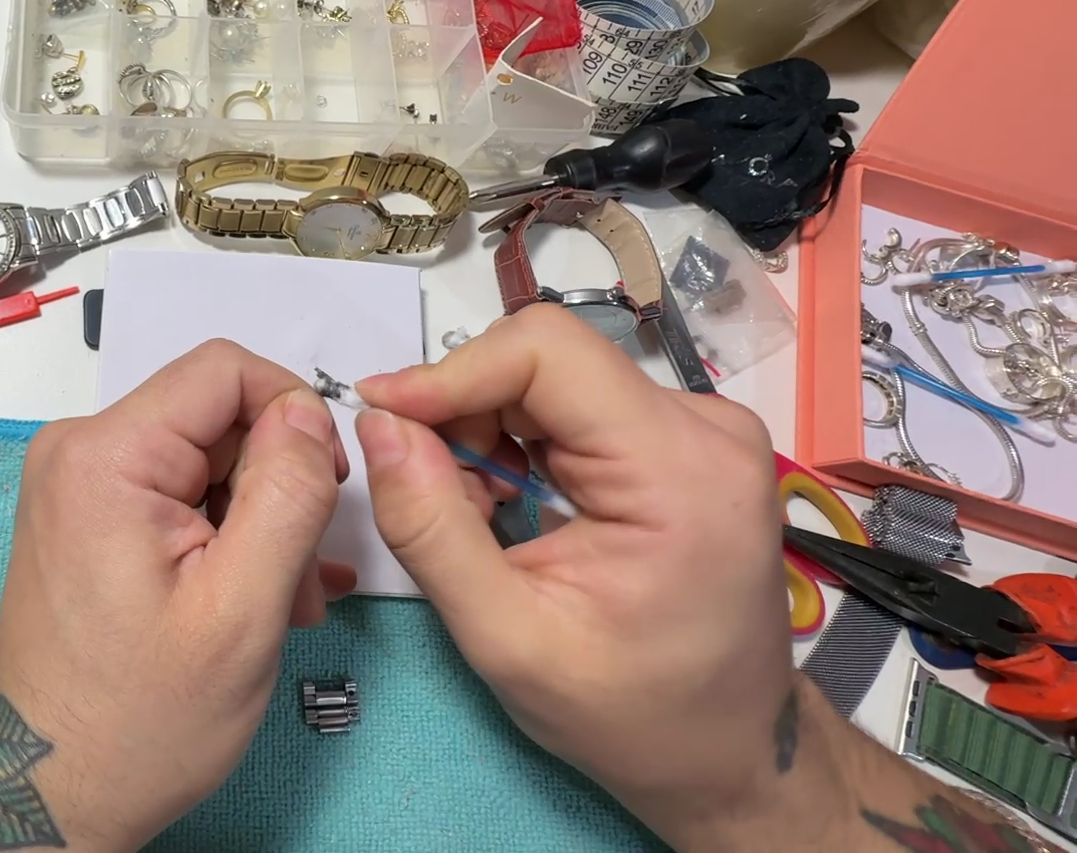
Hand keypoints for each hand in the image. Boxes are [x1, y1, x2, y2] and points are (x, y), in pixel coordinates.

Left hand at [0, 340, 355, 850]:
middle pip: (215, 416)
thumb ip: (286, 495)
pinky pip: (174, 486)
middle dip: (273, 483)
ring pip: (203, 455)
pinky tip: (243, 592)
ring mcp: (78, 477)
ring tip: (277, 598)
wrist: (51, 784)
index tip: (322, 484)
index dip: (291, 411)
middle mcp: (79, 447)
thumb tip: (307, 412)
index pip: (223, 369)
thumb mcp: (241, 610)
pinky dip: (219, 529)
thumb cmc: (141, 717)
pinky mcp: (86, 507)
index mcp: (105, 453)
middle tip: (302, 570)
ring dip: (253, 517)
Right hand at [353, 305, 790, 845]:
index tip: (380, 413)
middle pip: (534, 362)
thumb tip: (376, 424)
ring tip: (474, 515)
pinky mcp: (666, 433)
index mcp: (679, 469)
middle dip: (458, 416)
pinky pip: (551, 401)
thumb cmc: (625, 710)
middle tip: (436, 497)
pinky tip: (502, 503)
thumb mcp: (502, 637)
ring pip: (534, 378)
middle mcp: (698, 424)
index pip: (545, 353)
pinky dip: (502, 442)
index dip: (449, 372)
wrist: (726, 749)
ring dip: (475, 434)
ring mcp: (688, 424)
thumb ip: (427, 528)